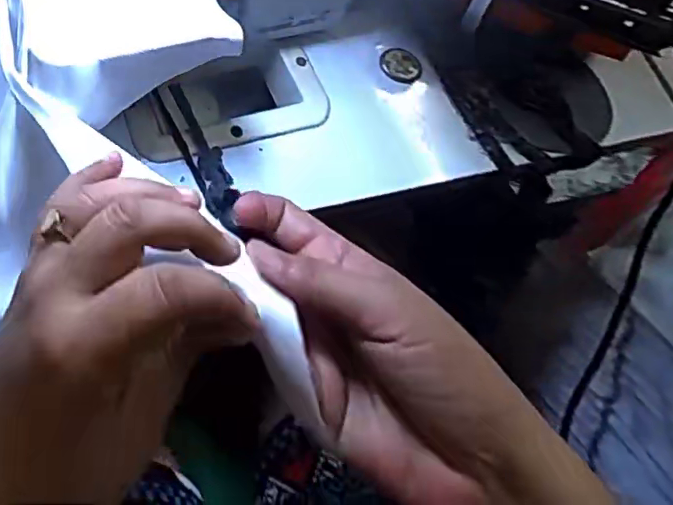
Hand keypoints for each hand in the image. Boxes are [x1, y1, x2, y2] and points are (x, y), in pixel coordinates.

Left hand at [0, 155, 258, 503]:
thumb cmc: (64, 470)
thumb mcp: (137, 425)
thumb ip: (184, 352)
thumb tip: (238, 313)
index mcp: (79, 344)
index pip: (160, 288)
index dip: (214, 291)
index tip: (246, 310)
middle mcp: (53, 291)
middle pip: (127, 222)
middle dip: (187, 226)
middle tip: (225, 249)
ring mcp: (36, 272)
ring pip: (93, 201)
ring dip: (147, 192)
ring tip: (190, 204)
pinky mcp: (30, 267)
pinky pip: (57, 207)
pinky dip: (89, 178)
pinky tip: (117, 163)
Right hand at [234, 192, 609, 504]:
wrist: (473, 463)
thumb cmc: (442, 363)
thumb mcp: (386, 308)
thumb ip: (320, 282)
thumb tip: (256, 250)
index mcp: (344, 266)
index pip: (294, 226)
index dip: (263, 213)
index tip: (230, 209)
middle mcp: (319, 299)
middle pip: (267, 265)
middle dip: (236, 253)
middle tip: (199, 249)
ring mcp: (308, 344)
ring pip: (258, 308)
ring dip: (232, 295)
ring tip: (198, 281)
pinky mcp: (300, 390)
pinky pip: (264, 359)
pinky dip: (241, 342)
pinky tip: (216, 326)